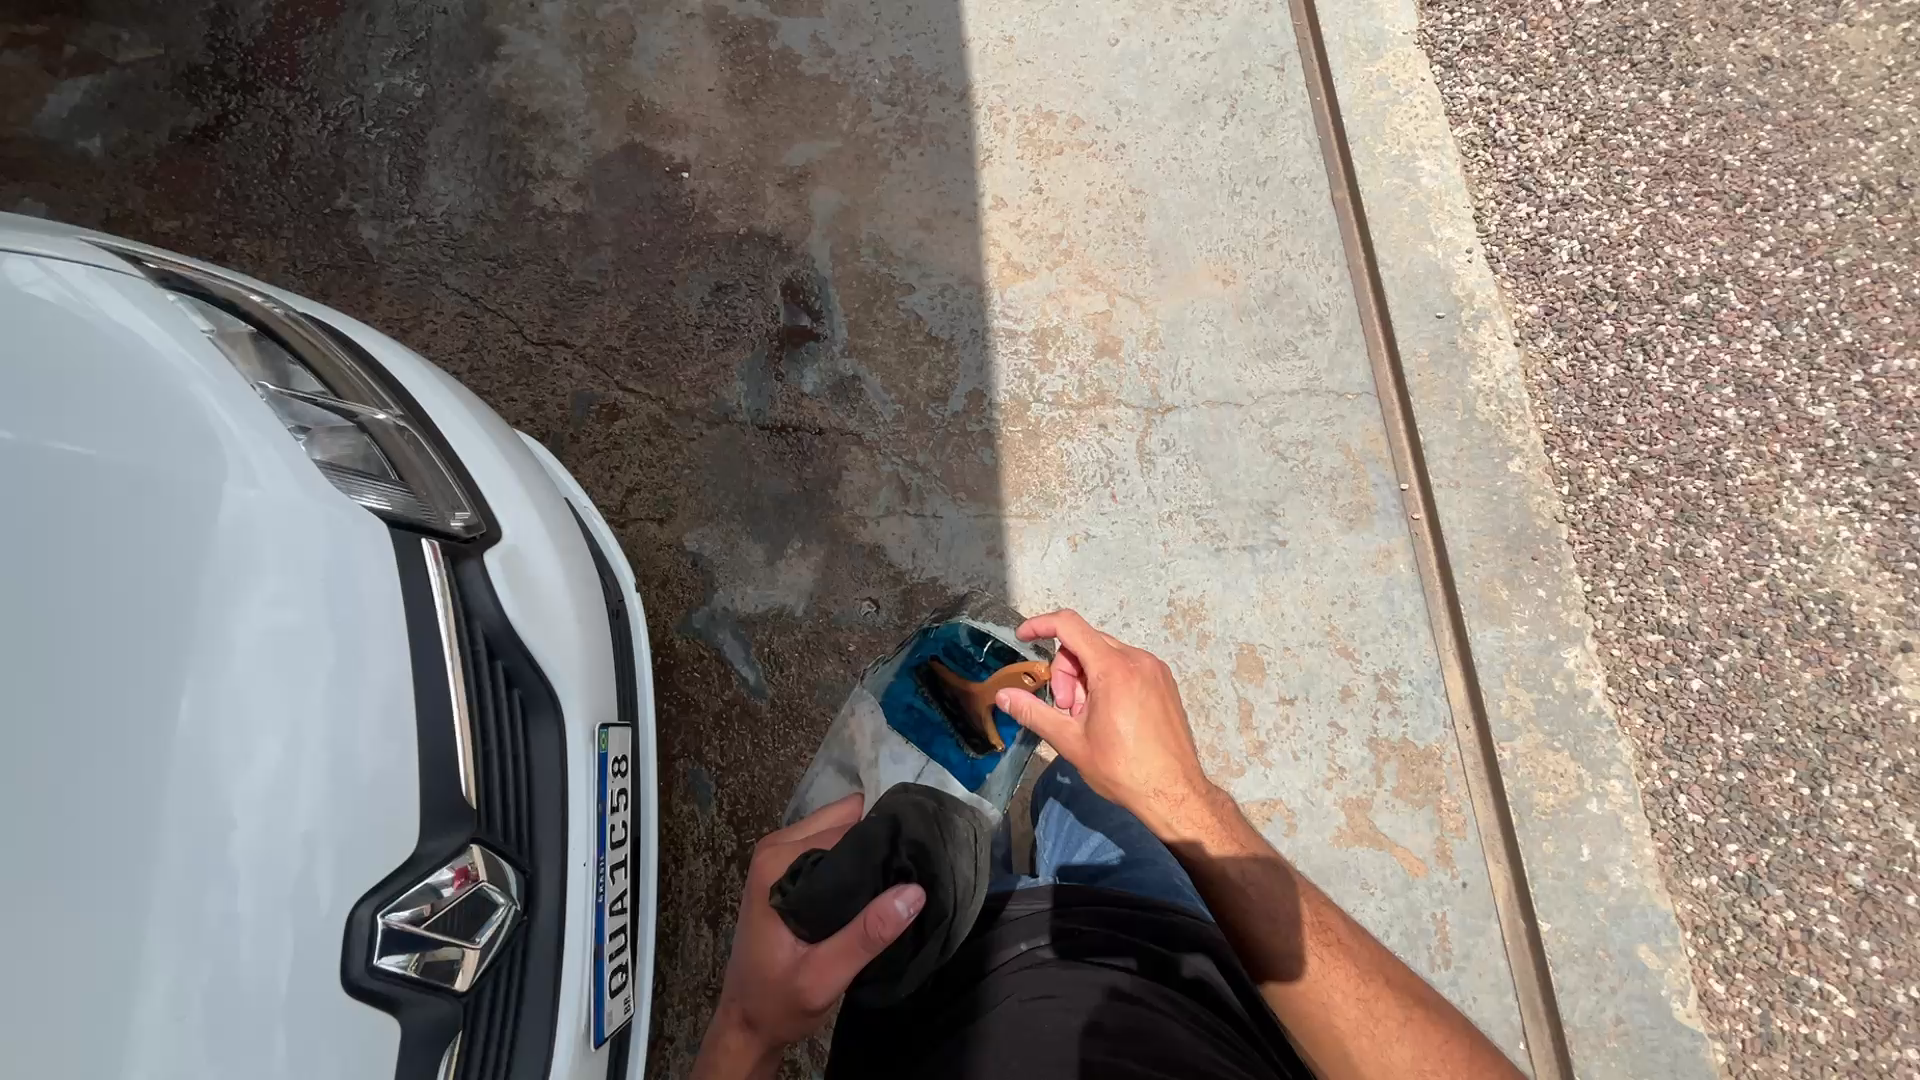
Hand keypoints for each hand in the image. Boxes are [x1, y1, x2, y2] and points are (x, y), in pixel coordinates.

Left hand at [693, 794, 925, 1078]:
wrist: (745, 1024)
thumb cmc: (777, 1002)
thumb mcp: (824, 978)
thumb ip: (867, 934)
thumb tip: (914, 891)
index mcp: (777, 861)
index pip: (845, 828)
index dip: (881, 844)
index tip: (913, 864)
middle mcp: (776, 846)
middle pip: (843, 820)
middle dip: (875, 841)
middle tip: (906, 873)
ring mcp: (779, 854)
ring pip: (839, 829)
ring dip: (866, 850)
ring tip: (895, 881)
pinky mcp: (786, 866)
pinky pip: (830, 845)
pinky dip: (853, 860)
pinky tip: (873, 887)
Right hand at [994, 609, 1218, 834]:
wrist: (1175, 793)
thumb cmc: (1122, 770)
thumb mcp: (1070, 741)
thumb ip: (1033, 712)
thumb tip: (1003, 696)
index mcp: (1113, 668)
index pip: (1069, 625)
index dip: (1040, 625)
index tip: (1022, 638)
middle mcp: (1137, 659)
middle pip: (1085, 643)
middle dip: (1066, 671)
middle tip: (1066, 709)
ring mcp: (1154, 668)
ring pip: (1104, 654)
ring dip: (1085, 678)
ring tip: (1087, 717)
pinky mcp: (1164, 680)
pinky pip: (1125, 665)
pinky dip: (1107, 680)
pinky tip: (1108, 715)